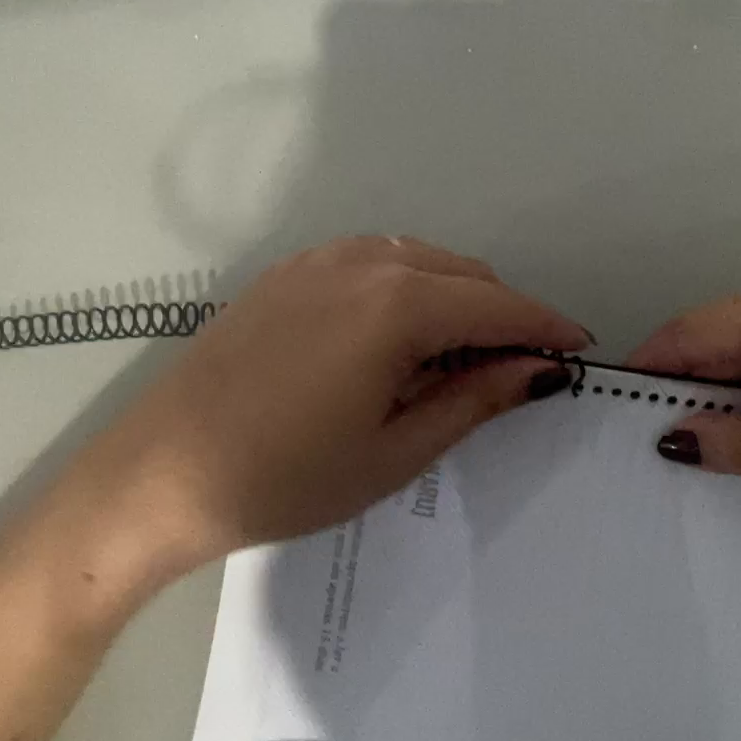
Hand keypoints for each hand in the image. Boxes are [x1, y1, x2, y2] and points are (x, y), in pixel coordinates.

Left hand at [71, 237, 588, 575]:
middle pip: (461, 274)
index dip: (545, 327)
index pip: (497, 306)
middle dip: (501, 315)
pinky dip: (405, 289)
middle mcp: (361, 262)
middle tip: (514, 372)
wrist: (163, 473)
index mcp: (396, 305)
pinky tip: (395, 339)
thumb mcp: (395, 452)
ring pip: (417, 262)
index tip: (577, 351)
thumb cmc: (286, 479)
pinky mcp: (285, 274)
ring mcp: (316, 261)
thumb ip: (473, 399)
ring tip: (456, 361)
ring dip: (453, 299)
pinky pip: (370, 263)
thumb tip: (537, 370)